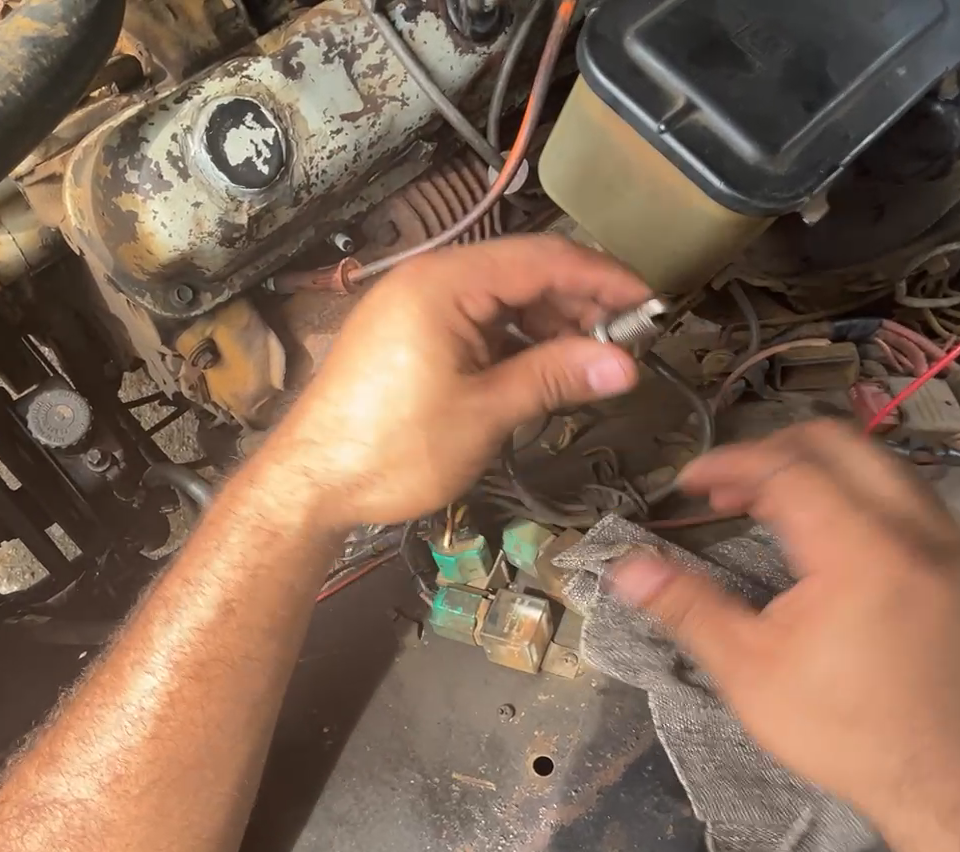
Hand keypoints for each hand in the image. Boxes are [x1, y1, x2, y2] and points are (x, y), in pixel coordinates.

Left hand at [254, 235, 649, 531]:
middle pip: (520, 276)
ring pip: (495, 304)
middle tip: (619, 348)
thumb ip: (553, 378)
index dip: (604, 278)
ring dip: (542, 330)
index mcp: (443, 283)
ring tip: (581, 369)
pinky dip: (506, 347)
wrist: (308, 485)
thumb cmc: (391, 449)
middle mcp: (424, 282)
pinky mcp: (402, 340)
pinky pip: (468, 327)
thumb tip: (626, 364)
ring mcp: (409, 310)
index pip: (543, 257)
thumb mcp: (482, 414)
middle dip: (575, 307)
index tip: (650, 304)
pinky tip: (533, 375)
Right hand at [606, 421, 959, 822]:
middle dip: (770, 451)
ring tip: (761, 508)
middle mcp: (916, 528)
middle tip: (722, 489)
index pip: (787, 467)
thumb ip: (685, 606)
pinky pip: (903, 495)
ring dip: (812, 469)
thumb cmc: (844, 729)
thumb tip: (624, 568)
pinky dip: (851, 492)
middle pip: (839, 442)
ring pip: (878, 463)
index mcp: (860, 548)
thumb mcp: (746, 670)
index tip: (685, 484)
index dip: (728, 464)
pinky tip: (820, 537)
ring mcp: (951, 545)